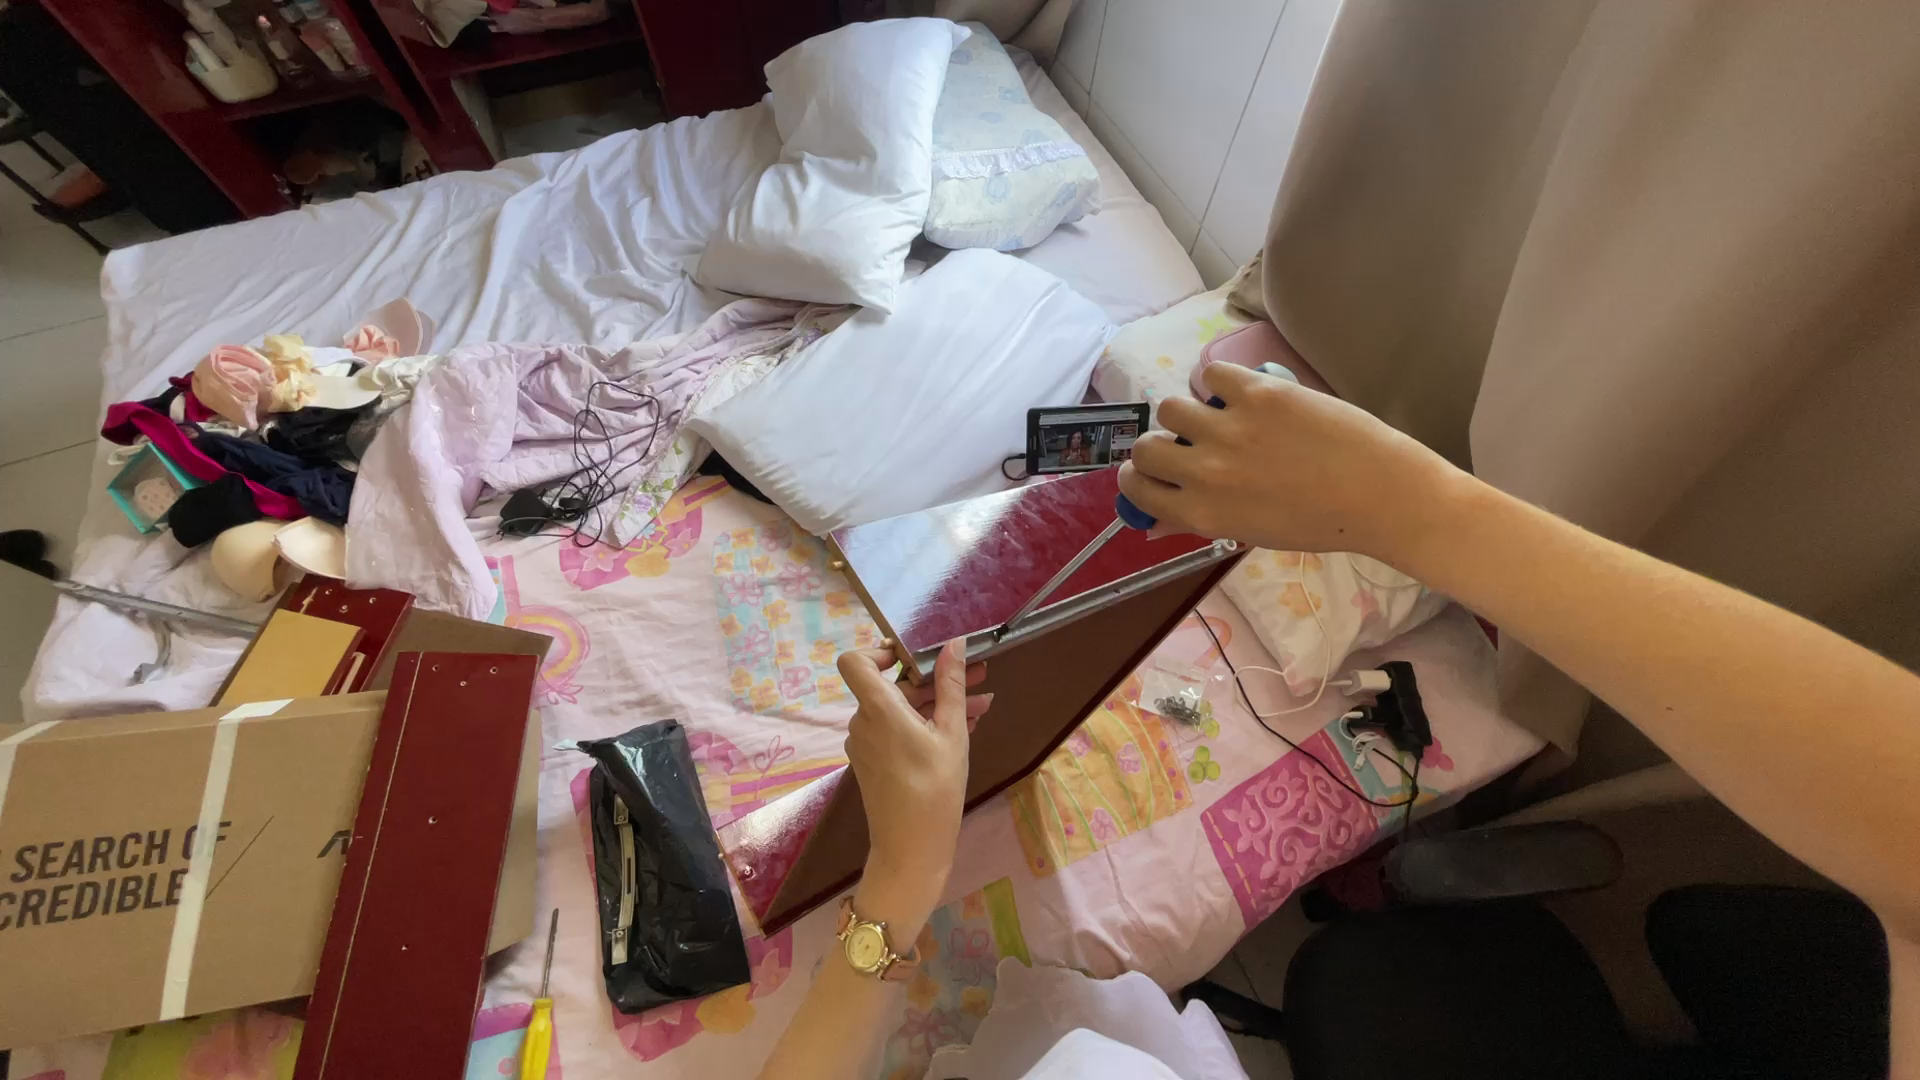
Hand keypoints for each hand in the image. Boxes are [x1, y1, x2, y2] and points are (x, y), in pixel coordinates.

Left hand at [837, 641, 990, 924]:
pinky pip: (896, 729)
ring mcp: (866, 742)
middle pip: (892, 685)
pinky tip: (964, 727)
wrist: (911, 850)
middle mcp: (863, 721)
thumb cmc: (934, 789)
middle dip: (935, 678)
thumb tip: (954, 644)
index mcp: (877, 708)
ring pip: (900, 709)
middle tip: (977, 675)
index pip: (854, 660)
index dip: (879, 650)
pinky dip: (925, 723)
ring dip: (938, 702)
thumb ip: (951, 685)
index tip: (913, 654)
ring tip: (981, 704)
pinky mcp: (873, 760)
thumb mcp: (951, 733)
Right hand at [1117, 361, 1471, 566]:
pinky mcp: (1258, 394)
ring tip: (1214, 415)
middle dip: (1156, 445)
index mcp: (1200, 513)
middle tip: (1181, 442)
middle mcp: (1204, 472)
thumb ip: (1195, 524)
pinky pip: (1212, 374)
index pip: (1138, 488)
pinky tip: (1240, 394)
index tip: (1147, 470)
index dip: (1136, 477)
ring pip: (1172, 407)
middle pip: (1146, 447)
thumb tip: (1152, 526)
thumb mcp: (1246, 533)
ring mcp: (1229, 429)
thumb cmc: (1314, 524)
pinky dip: (1220, 381)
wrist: (1380, 496)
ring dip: (1187, 412)